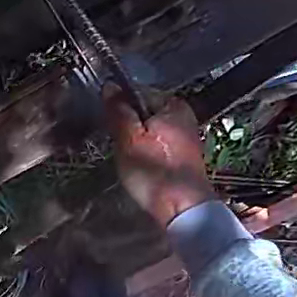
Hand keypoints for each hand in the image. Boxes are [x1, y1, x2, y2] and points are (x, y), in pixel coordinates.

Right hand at [103, 85, 215, 227]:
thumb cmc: (154, 173)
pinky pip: (158, 145)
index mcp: (174, 105)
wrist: (183, 210)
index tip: (111, 125)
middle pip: (144, 112)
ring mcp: (187, 137)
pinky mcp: (184, 156)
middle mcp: (185, 116)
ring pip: (150, 130)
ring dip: (136, 140)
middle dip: (129, 126)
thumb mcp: (129, 139)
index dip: (119, 107)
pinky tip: (143, 167)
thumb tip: (109, 85)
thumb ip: (118, 111)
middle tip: (119, 145)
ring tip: (130, 158)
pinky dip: (148, 152)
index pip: (137, 92)